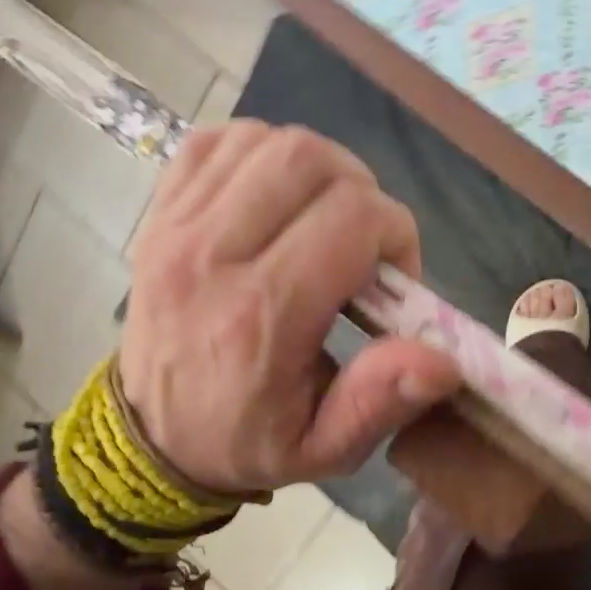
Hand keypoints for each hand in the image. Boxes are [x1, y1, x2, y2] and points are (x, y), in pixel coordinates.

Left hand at [119, 121, 460, 494]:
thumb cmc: (245, 441)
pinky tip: (275, 196)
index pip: (351, 218)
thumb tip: (442, 360)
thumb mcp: (324, 449)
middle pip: (309, 161)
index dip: (395, 233)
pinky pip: (217, 142)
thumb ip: (380, 402)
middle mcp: (212, 256)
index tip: (394, 277)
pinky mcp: (158, 212)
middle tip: (362, 240)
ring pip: (266, 140)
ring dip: (314, 169)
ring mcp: (176, 225)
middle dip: (360, 190)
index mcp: (259, 316)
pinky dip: (260, 154)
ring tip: (322, 217)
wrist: (149, 437)